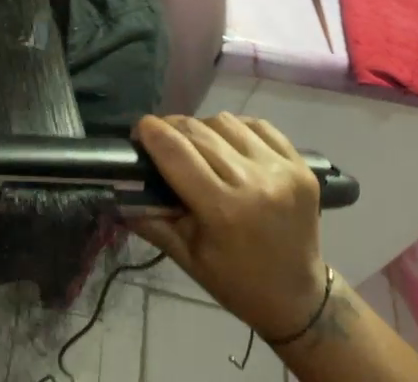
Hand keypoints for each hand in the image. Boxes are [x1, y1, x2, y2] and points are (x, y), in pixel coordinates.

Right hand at [130, 114, 329, 339]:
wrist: (299, 296)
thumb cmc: (235, 282)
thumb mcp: (186, 257)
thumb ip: (149, 219)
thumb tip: (116, 186)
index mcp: (224, 210)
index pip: (176, 152)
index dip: (151, 132)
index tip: (139, 129)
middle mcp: (255, 182)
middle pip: (198, 131)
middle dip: (172, 129)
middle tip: (161, 139)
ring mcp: (282, 170)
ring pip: (226, 121)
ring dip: (204, 129)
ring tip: (199, 146)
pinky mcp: (301, 164)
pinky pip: (258, 125)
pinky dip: (237, 130)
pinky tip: (230, 147)